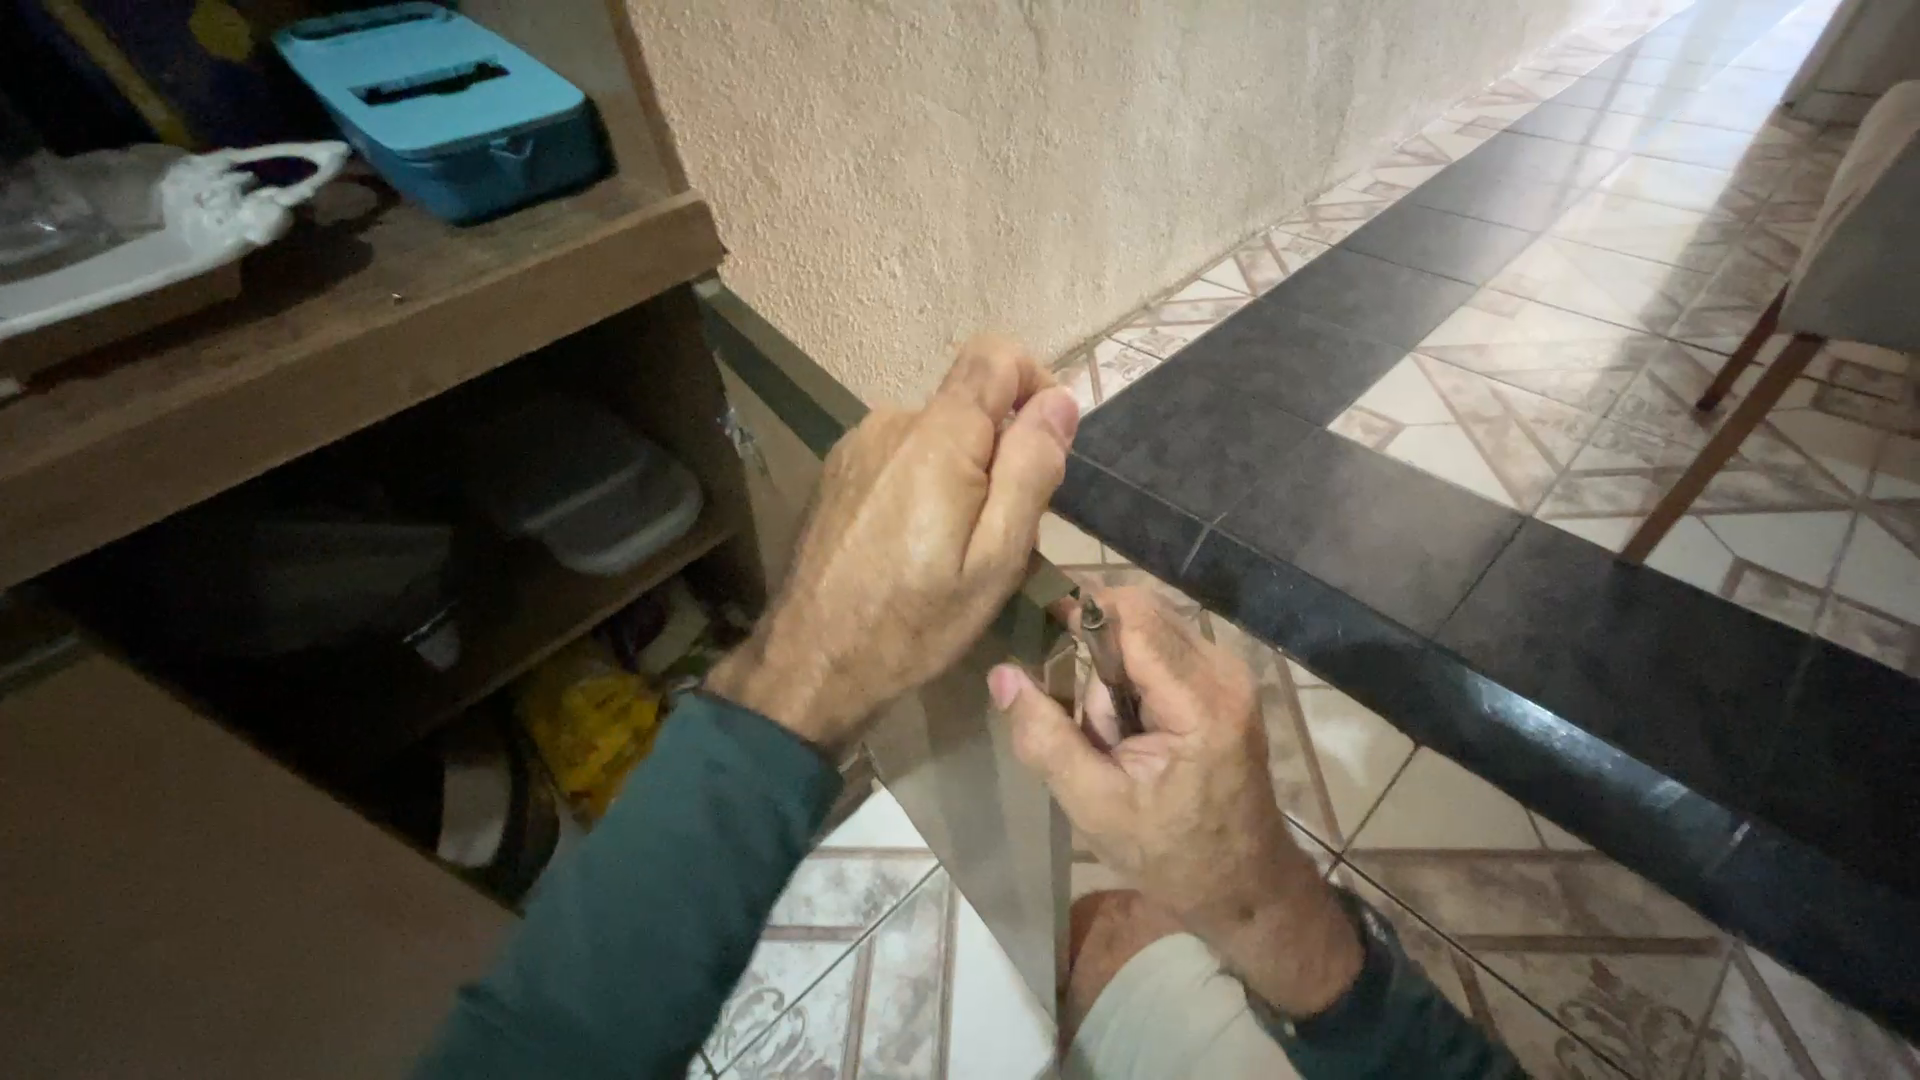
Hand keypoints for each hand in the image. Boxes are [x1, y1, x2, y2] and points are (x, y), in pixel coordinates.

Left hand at [708, 335, 1078, 750]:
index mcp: (937, 436)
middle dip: (1000, 453)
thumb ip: (1030, 469)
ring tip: (954, 552)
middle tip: (999, 535)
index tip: (1047, 443)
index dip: (1035, 381)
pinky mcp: (837, 474)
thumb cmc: (915, 621)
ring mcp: (857, 447)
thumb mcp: (995, 558)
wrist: (812, 662)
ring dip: (961, 476)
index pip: (995, 354)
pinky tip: (912, 549)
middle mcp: (891, 423)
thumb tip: (1059, 400)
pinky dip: (924, 487)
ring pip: (936, 437)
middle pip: (968, 405)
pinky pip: (901, 458)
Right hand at [989, 587, 1362, 1016]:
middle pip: (1141, 614)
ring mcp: (1230, 674)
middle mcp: (1223, 672)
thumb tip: (1002, 674)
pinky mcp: (1225, 683)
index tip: (1036, 623)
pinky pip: (1163, 648)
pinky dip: (1133, 674)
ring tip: (1110, 732)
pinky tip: (1131, 726)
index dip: (1082, 608)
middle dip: (1095, 646)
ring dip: (1113, 665)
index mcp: (1199, 703)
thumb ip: (1045, 737)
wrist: (1244, 886)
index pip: (1133, 617)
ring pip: (1149, 628)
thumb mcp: (1094, 806)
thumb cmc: (1170, 855)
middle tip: (1070, 699)